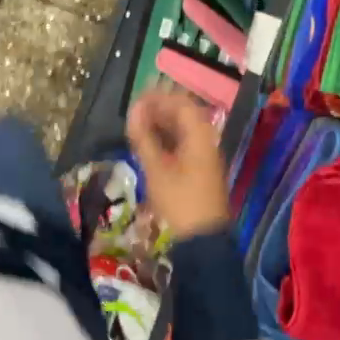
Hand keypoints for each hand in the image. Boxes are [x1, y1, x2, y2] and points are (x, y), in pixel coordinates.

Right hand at [126, 88, 229, 238]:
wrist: (203, 241)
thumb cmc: (179, 202)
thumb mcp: (156, 169)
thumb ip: (144, 137)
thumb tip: (133, 111)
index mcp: (200, 137)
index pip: (182, 104)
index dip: (159, 98)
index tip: (137, 100)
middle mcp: (207, 142)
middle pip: (184, 116)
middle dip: (159, 111)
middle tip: (134, 115)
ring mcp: (206, 157)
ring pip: (184, 131)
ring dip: (162, 126)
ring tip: (137, 129)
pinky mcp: (202, 170)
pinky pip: (185, 145)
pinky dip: (168, 141)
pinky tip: (150, 147)